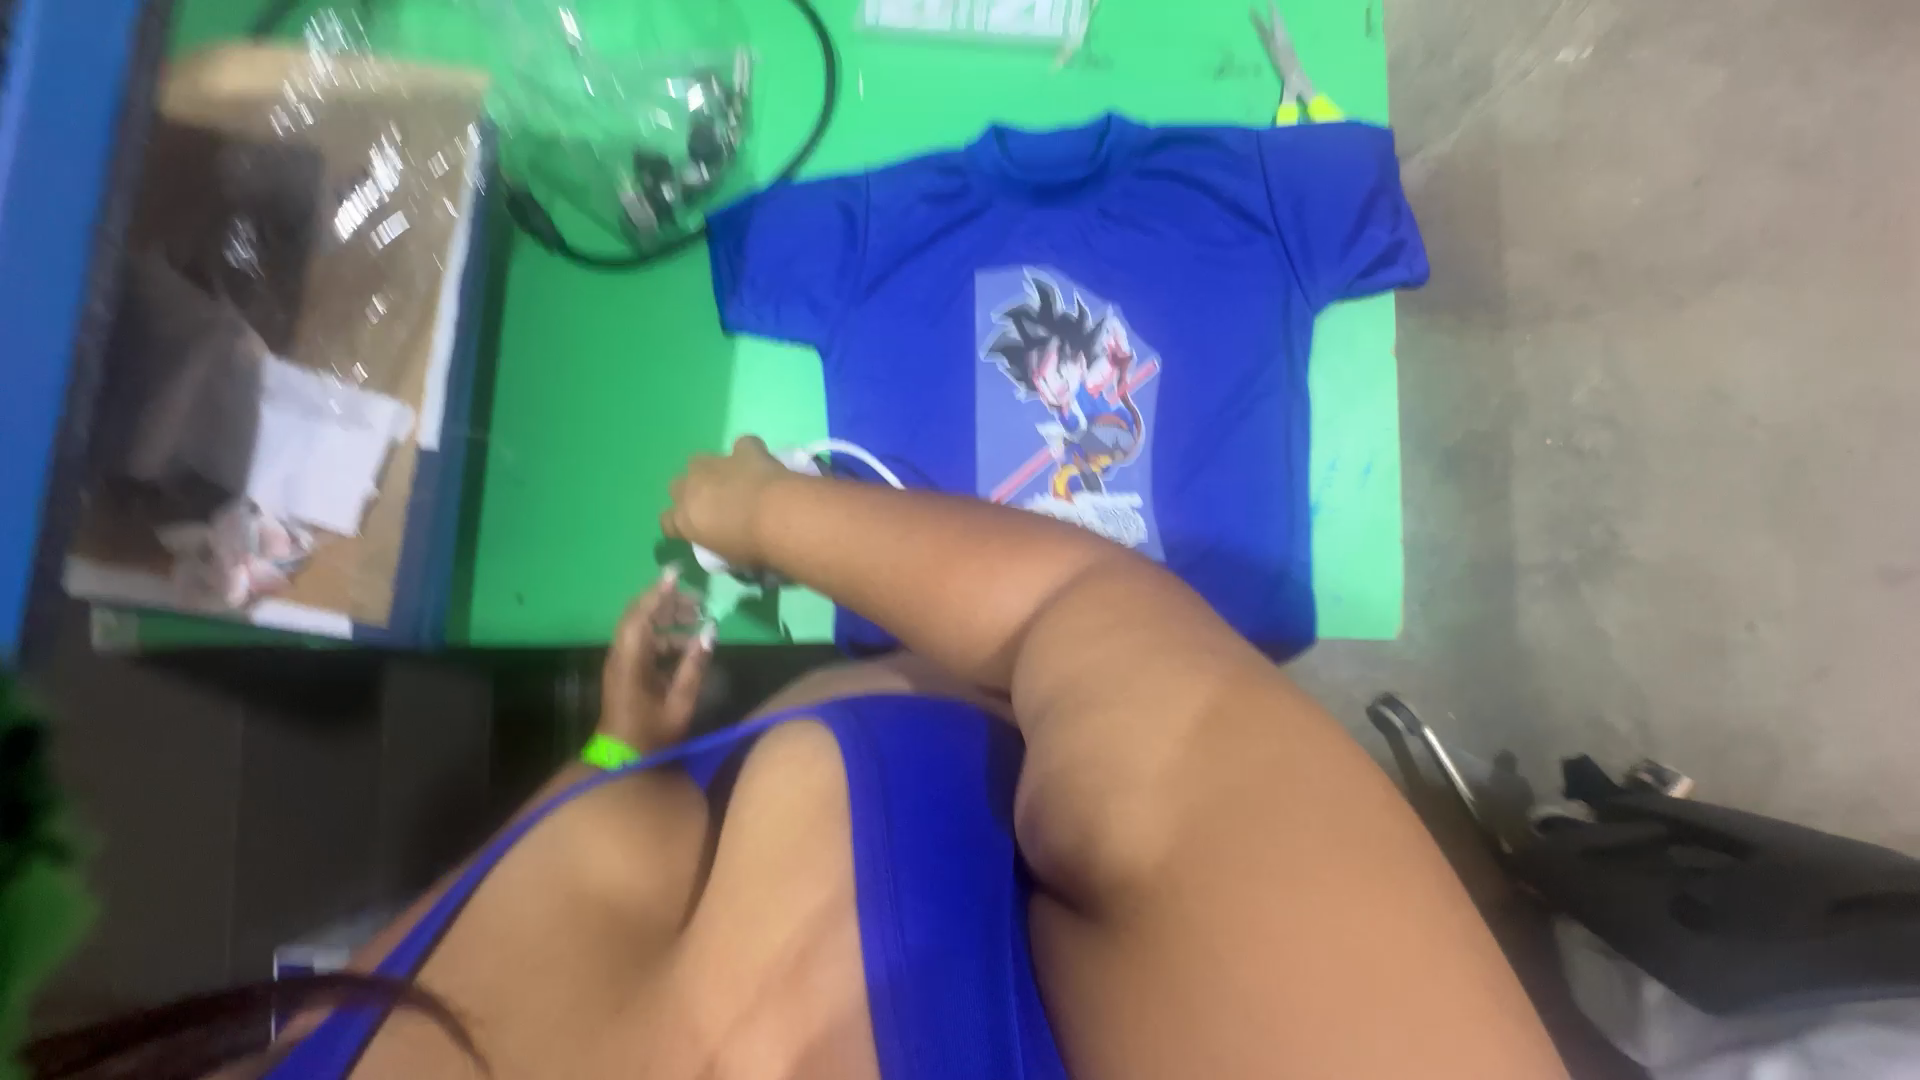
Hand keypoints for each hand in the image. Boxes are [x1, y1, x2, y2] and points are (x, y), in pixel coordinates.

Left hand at [600, 567, 711, 753]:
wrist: (621, 760)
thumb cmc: (652, 735)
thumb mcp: (680, 702)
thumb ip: (694, 665)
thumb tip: (710, 631)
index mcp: (631, 661)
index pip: (642, 616)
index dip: (658, 593)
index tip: (676, 574)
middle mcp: (622, 656)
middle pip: (641, 616)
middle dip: (668, 602)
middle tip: (698, 599)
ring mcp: (622, 663)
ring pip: (643, 628)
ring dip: (668, 618)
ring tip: (697, 617)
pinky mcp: (626, 671)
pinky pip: (645, 642)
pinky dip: (666, 635)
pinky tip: (688, 643)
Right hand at [661, 436, 792, 569]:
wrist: (777, 518)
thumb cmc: (753, 548)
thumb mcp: (730, 556)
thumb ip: (720, 544)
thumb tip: (729, 541)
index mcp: (684, 520)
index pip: (667, 522)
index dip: (680, 525)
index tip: (696, 531)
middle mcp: (692, 488)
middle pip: (678, 486)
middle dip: (693, 493)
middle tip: (715, 505)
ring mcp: (716, 465)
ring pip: (700, 460)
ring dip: (713, 471)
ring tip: (734, 482)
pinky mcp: (744, 452)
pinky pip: (742, 446)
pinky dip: (749, 453)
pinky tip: (759, 462)